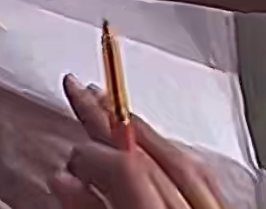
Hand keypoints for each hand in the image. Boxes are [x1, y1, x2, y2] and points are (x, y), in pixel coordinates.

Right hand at [52, 74, 224, 208]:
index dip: (93, 152)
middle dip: (111, 119)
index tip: (71, 152)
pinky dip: (170, 150)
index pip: (127, 167)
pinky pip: (202, 174)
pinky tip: (149, 138)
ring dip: (140, 127)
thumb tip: (62, 178)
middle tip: (79, 87)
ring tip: (108, 102)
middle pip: (154, 154)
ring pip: (183, 158)